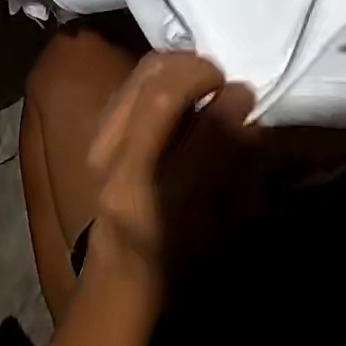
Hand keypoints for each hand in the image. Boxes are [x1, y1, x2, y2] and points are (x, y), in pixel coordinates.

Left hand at [83, 52, 263, 291]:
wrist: (122, 280)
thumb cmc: (187, 260)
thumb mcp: (231, 224)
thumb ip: (242, 164)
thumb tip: (248, 113)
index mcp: (166, 198)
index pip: (205, 128)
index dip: (233, 99)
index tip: (249, 92)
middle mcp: (125, 168)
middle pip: (160, 89)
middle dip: (200, 70)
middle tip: (223, 79)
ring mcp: (101, 150)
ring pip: (141, 76)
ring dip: (179, 65)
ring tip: (203, 78)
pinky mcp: (95, 138)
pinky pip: (130, 83)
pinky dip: (160, 73)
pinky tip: (180, 84)